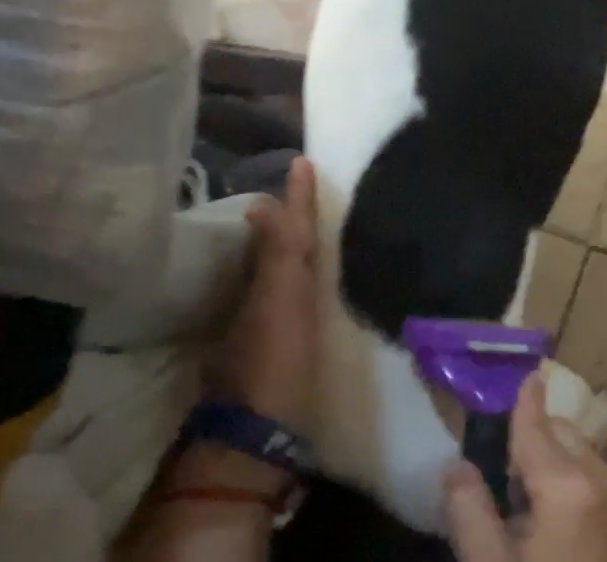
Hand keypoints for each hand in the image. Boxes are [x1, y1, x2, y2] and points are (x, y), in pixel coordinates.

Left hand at [205, 156, 319, 430]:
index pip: (281, 229)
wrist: (261, 442)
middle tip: (336, 199)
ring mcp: (274, 334)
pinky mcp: (291, 360)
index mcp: (260, 282)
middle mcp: (261, 302)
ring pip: (293, 280)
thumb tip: (277, 186)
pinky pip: (306, 308)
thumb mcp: (281, 297)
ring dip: (312, 257)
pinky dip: (318, 290)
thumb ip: (283, 247)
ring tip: (346, 237)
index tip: (309, 164)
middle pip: (283, 253)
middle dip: (303, 225)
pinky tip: (340, 289)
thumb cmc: (275, 360)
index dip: (297, 200)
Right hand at [443, 375, 606, 561]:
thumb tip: (455, 467)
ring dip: (550, 457)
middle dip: (532, 435)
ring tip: (518, 495)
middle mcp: (600, 474)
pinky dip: (569, 476)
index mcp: (567, 482)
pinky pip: (593, 476)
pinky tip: (546, 516)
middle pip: (560, 434)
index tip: (525, 369)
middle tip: (498, 459)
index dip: (525, 400)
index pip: (537, 427)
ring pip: (579, 452)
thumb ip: (471, 513)